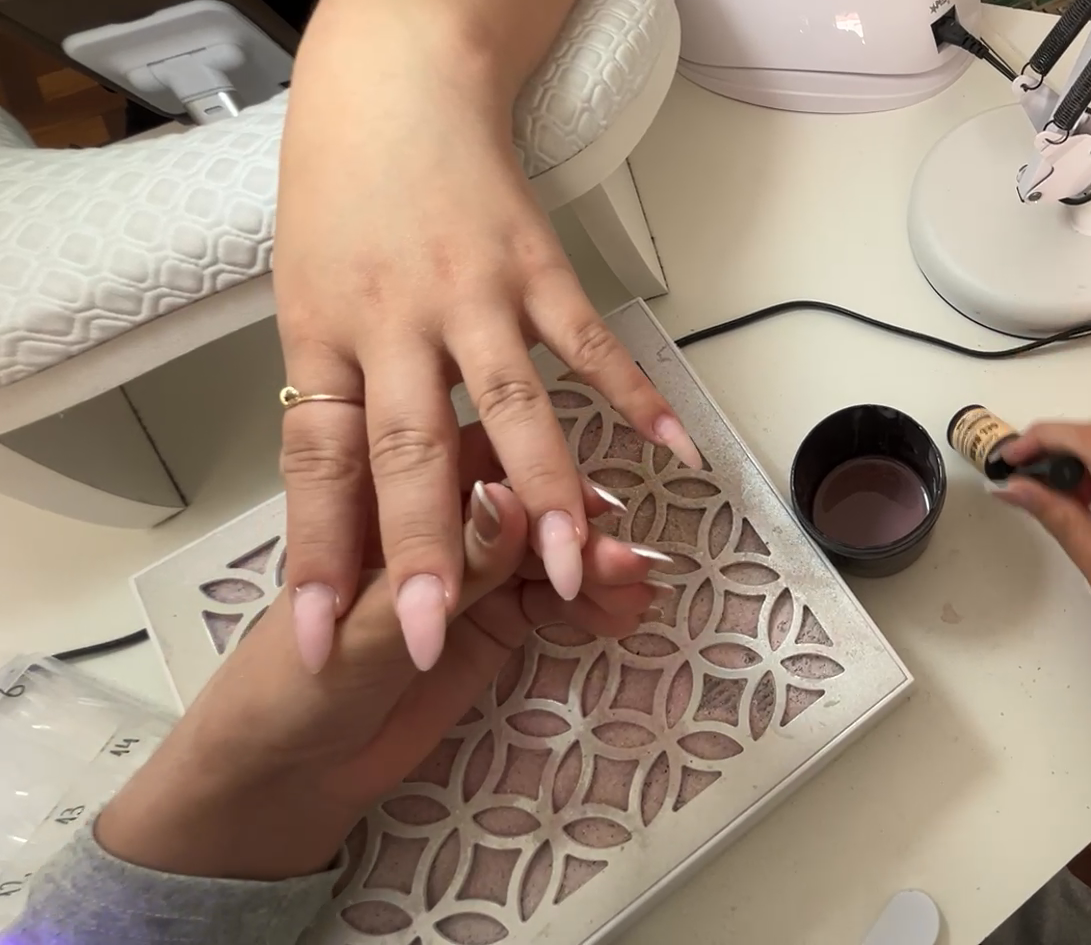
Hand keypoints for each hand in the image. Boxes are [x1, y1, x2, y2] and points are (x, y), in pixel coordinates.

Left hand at [94, 482, 664, 880]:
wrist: (283, 784)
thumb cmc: (291, 694)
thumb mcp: (369, 628)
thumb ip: (448, 568)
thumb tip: (510, 498)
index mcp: (396, 510)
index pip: (483, 474)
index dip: (544, 486)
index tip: (593, 510)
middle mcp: (446, 530)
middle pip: (532, 516)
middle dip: (583, 539)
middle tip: (628, 565)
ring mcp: (479, 576)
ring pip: (553, 557)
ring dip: (599, 572)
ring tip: (638, 594)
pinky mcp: (502, 618)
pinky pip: (559, 601)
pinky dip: (594, 605)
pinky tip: (626, 614)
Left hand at [274, 73, 700, 676]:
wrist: (395, 89)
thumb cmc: (347, 195)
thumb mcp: (311, 295)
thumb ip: (347, 388)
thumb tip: (370, 489)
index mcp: (323, 337)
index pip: (317, 466)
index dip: (320, 555)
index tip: (327, 641)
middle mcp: (396, 324)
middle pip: (411, 451)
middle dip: (426, 549)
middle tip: (435, 634)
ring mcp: (476, 294)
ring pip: (514, 405)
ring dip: (544, 488)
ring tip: (570, 562)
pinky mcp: (542, 269)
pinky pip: (595, 345)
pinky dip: (639, 396)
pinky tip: (678, 447)